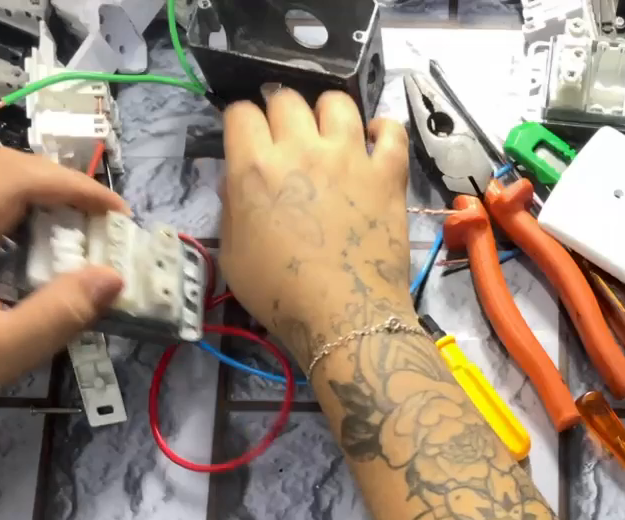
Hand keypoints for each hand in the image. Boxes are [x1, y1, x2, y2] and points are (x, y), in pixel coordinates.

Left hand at [0, 148, 127, 430]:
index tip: (119, 212)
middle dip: (60, 185)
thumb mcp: (6, 350)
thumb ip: (63, 311)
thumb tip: (114, 278)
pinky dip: (13, 206)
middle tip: (106, 221)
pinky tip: (38, 238)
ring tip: (80, 226)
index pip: (14, 178)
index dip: (74, 187)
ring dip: (38, 193)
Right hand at [218, 90, 412, 362]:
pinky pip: (392, 132)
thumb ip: (232, 212)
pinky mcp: (387, 176)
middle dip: (281, 114)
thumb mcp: (234, 259)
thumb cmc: (283, 296)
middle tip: (289, 142)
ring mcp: (349, 158)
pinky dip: (384, 131)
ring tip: (330, 137)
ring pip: (337, 102)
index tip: (250, 141)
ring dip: (328, 113)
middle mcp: (301, 150)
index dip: (243, 124)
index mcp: (255, 167)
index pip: (241, 113)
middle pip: (287, 98)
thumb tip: (237, 185)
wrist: (346, 317)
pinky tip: (375, 143)